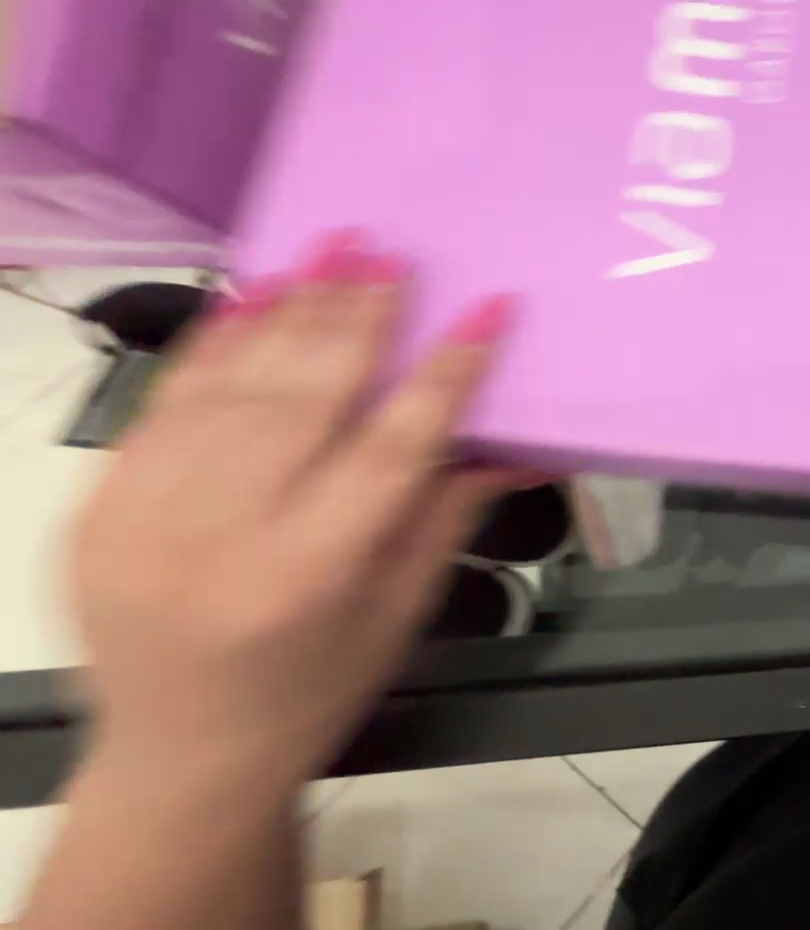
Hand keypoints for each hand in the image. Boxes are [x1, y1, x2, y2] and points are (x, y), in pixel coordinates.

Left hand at [67, 230, 524, 791]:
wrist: (182, 752)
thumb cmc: (323, 682)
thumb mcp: (405, 605)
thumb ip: (451, 511)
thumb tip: (521, 445)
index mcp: (312, 571)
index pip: (396, 445)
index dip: (449, 372)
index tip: (488, 311)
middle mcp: (221, 536)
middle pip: (303, 399)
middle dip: (354, 316)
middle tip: (388, 251)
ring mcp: (140, 517)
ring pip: (228, 389)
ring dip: (286, 313)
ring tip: (326, 251)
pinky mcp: (94, 506)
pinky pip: (162, 406)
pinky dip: (213, 346)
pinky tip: (252, 298)